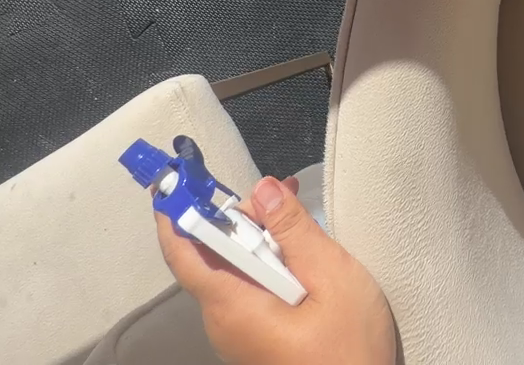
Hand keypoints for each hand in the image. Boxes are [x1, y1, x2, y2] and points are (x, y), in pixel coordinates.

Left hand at [156, 175, 395, 364]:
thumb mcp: (333, 277)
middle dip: (237, 214)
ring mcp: (240, 335)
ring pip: (234, 271)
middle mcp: (225, 323)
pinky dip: (268, 257)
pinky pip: (250, 287)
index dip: (175, 214)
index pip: (187, 255)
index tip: (173, 177)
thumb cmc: (349, 346)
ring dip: (258, 234)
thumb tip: (259, 189)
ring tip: (295, 206)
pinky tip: (300, 246)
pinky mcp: (258, 339)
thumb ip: (294, 231)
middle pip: (213, 258)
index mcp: (234, 307)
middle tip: (280, 185)